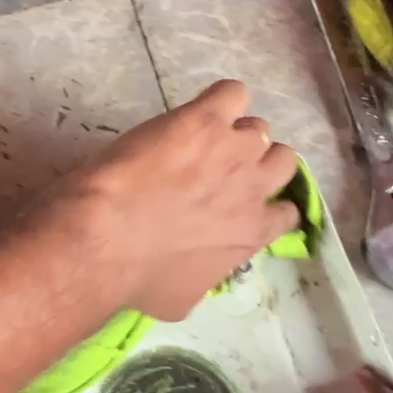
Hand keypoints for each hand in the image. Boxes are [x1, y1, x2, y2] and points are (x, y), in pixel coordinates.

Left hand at [30, 79, 301, 319]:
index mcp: (252, 233)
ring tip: (206, 137)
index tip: (246, 202)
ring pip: (259, 128)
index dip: (266, 203)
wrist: (106, 235)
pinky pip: (233, 92)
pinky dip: (221, 99)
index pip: (286, 212)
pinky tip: (198, 111)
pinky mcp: (204, 118)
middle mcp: (253, 187)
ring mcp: (233, 148)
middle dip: (258, 162)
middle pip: (282, 160)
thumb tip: (200, 275)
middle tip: (225, 165)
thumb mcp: (182, 299)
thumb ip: (205, 278)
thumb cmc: (138, 277)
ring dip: (236, 132)